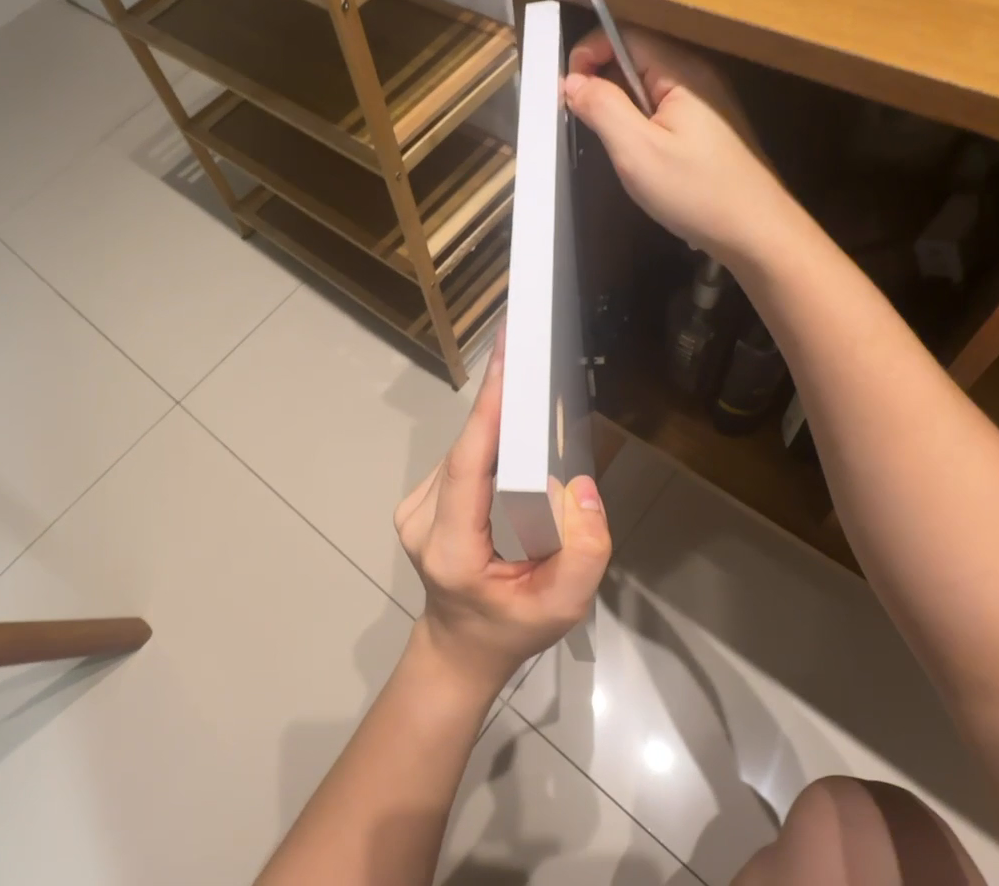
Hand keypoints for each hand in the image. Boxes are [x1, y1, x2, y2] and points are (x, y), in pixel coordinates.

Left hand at [395, 334, 610, 687]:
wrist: (460, 647)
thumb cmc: (512, 629)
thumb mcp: (563, 608)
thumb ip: (584, 552)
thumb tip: (579, 484)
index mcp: (450, 548)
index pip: (466, 468)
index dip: (486, 413)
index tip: (506, 362)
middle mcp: (421, 520)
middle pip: (464, 451)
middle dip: (497, 403)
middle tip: (526, 352)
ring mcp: (414, 509)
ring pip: (461, 452)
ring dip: (494, 422)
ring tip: (527, 385)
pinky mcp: (419, 501)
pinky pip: (460, 460)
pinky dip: (487, 440)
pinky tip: (511, 427)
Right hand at [563, 28, 803, 262]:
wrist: (756, 233)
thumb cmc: (696, 192)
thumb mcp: (637, 151)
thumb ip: (602, 108)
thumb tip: (573, 80)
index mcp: (681, 72)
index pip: (625, 35)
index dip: (588, 52)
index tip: (565, 89)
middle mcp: (696, 77)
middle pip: (636, 57)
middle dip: (600, 80)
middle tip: (578, 117)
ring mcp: (705, 104)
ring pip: (646, 87)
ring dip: (618, 105)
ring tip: (603, 139)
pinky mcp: (707, 129)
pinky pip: (661, 110)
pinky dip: (638, 123)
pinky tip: (633, 154)